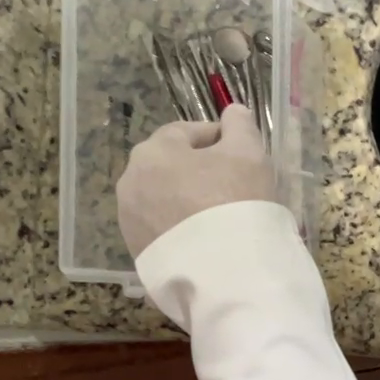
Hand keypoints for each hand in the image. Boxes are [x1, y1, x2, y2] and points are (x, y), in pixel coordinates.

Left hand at [117, 105, 276, 257]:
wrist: (222, 268)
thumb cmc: (236, 201)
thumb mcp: (249, 155)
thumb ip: (241, 127)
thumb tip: (234, 111)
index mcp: (155, 150)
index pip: (185, 132)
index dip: (217, 137)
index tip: (242, 149)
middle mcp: (131, 179)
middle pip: (170, 166)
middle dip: (199, 170)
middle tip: (233, 185)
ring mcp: (130, 217)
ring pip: (164, 198)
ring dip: (187, 200)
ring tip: (220, 216)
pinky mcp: (137, 249)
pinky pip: (163, 229)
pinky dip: (182, 228)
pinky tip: (207, 239)